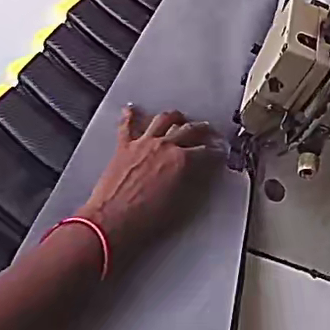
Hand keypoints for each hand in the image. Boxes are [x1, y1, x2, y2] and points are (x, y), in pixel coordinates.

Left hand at [77, 107, 221, 269]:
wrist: (111, 221)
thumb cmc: (143, 218)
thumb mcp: (178, 204)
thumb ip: (189, 182)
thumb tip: (194, 174)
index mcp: (181, 161)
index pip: (205, 151)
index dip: (215, 151)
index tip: (218, 151)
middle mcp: (164, 146)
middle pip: (189, 130)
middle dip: (202, 129)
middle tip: (208, 130)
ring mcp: (143, 143)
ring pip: (163, 120)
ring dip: (174, 117)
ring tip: (179, 117)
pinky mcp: (124, 146)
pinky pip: (127, 125)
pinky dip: (130, 115)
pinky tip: (132, 109)